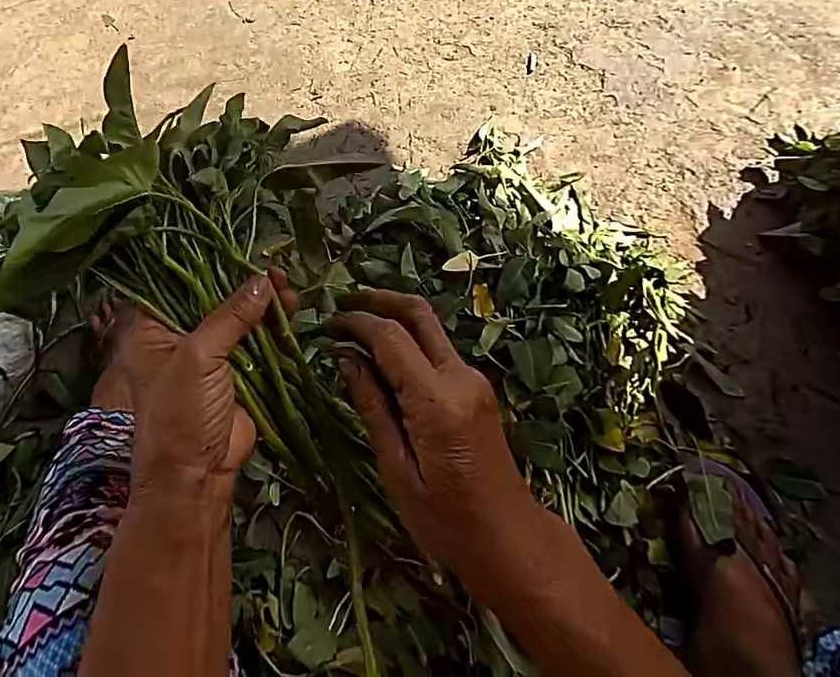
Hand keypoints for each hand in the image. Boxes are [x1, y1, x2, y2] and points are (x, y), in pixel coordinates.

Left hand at [83, 271, 297, 676]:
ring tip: (288, 287)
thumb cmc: (180, 414)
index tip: (239, 247)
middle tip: (274, 269)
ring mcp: (213, 353)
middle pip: (216, 296)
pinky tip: (290, 309)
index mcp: (156, 329)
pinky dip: (274, 325)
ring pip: (241, 316)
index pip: (178, 283)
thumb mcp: (199, 357)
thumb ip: (231, 316)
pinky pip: (258, 339)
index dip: (209, 262)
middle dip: (246, 281)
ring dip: (265, 301)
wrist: (198, 476)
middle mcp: (182, 335)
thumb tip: (262, 280)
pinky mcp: (239, 369)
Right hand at [333, 290, 684, 676]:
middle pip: (419, 313)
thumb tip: (347, 359)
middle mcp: (461, 378)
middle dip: (379, 300)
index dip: (357, 323)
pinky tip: (383, 359)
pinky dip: (408, 342)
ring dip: (394, 318)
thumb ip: (373, 407)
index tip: (329, 324)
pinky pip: (437, 350)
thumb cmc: (446, 521)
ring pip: (431, 328)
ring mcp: (474, 380)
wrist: (510, 539)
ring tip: (356, 328)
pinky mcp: (477, 387)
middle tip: (344, 302)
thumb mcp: (396, 471)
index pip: (392, 337)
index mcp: (438, 402)